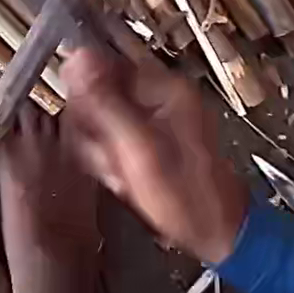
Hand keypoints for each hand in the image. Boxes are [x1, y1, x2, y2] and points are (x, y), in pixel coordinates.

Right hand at [59, 47, 248, 262]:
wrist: (216, 237)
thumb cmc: (184, 196)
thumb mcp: (138, 148)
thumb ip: (105, 101)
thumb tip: (77, 55)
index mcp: (162, 86)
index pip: (98, 65)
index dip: (85, 97)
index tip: (90, 128)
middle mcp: (155, 93)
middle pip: (92, 90)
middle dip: (91, 128)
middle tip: (109, 157)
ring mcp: (148, 114)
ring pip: (93, 114)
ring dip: (96, 147)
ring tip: (117, 172)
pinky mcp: (141, 133)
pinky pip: (103, 133)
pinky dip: (104, 156)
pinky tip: (119, 175)